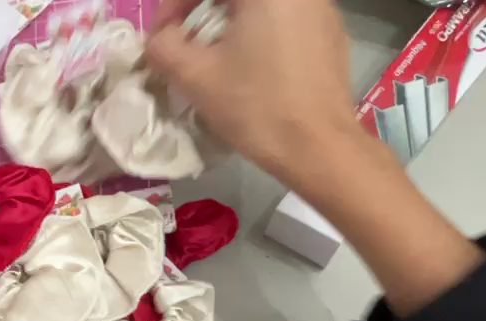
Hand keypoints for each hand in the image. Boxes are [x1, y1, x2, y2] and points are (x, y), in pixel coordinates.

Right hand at [146, 0, 360, 183]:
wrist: (316, 143)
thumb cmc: (254, 106)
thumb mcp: (197, 79)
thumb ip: (165, 49)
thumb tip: (157, 39)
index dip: (172, 4)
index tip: (158, 38)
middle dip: (200, 10)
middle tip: (183, 44)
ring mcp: (318, 1)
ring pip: (258, 4)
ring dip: (227, 20)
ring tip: (214, 58)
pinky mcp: (328, 27)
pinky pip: (283, 14)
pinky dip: (257, 30)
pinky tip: (250, 67)